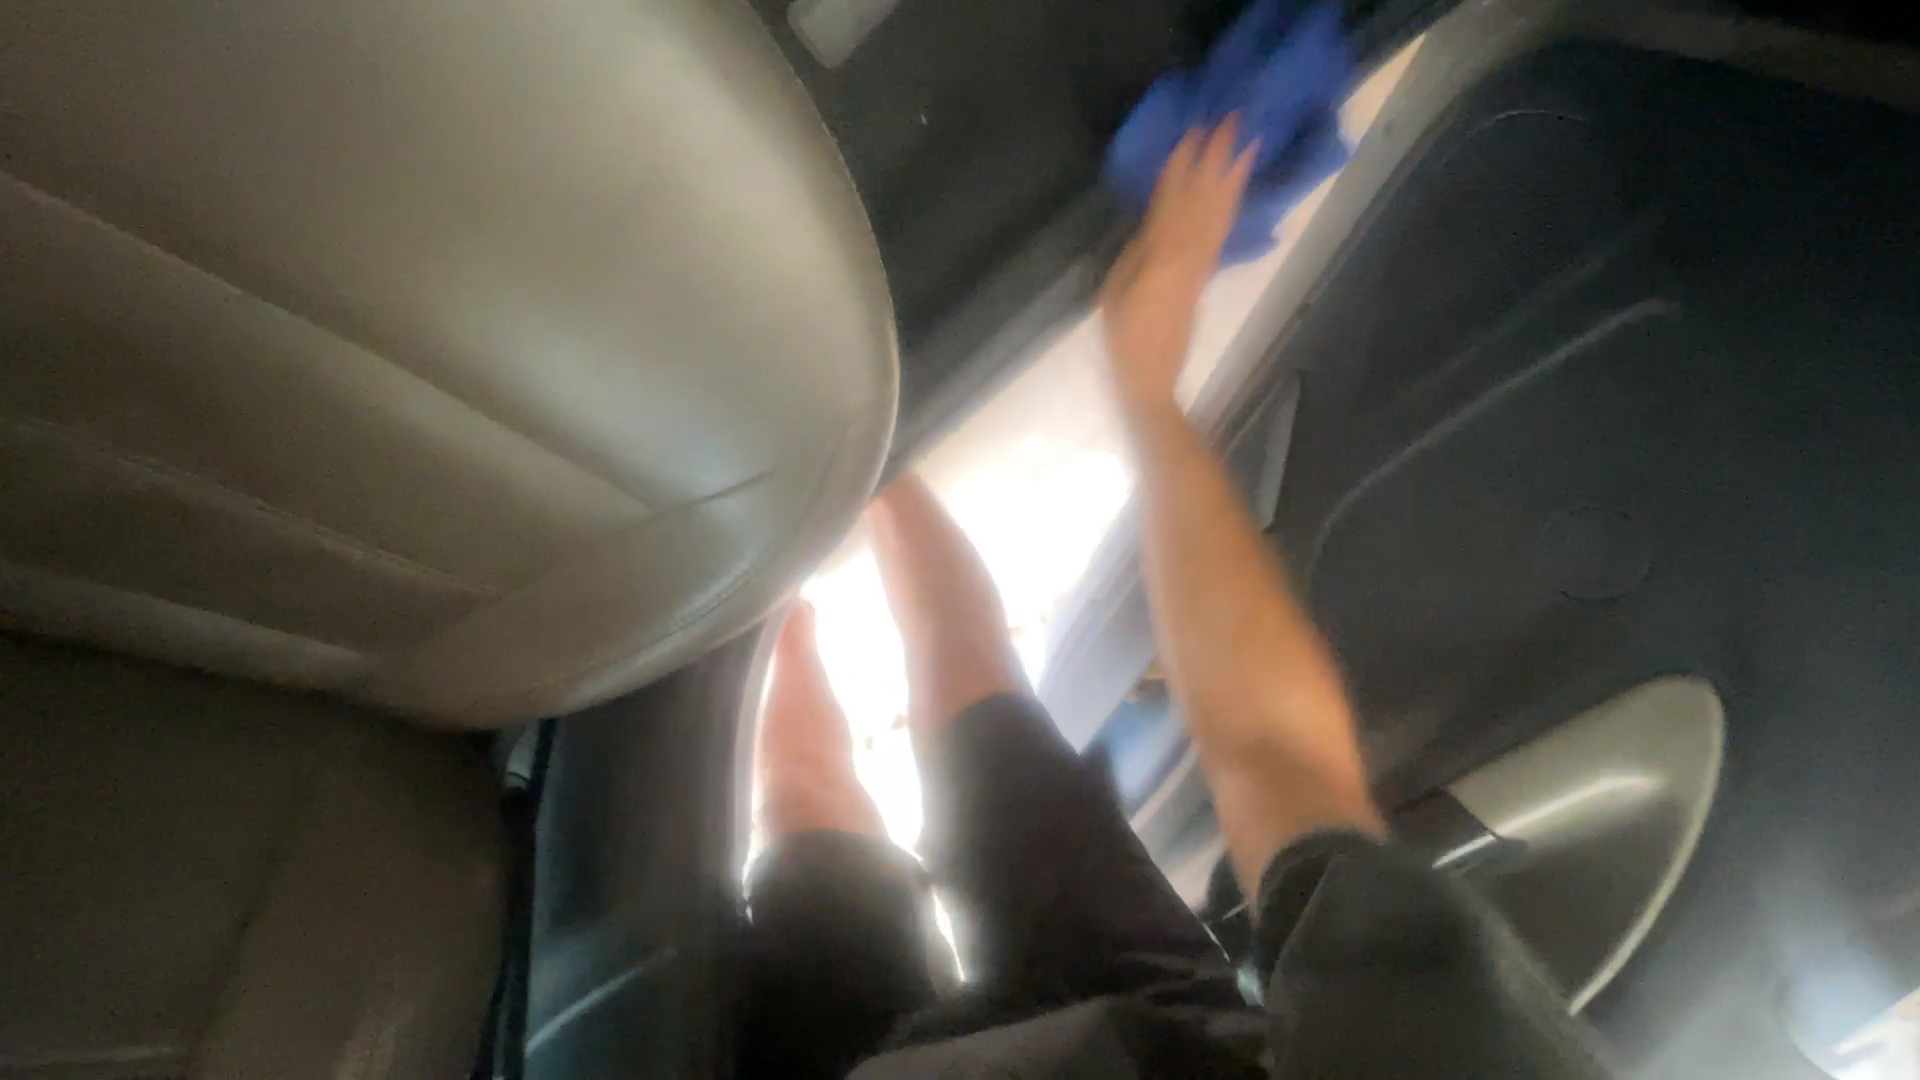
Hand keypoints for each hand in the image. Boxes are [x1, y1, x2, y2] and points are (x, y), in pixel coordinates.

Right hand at [1100, 118, 1255, 412]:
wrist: (1151, 375)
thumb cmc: (1124, 337)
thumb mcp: (1116, 290)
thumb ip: (1136, 252)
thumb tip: (1152, 223)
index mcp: (1162, 254)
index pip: (1173, 197)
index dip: (1183, 164)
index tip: (1194, 130)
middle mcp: (1189, 252)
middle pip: (1204, 196)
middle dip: (1217, 157)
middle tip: (1233, 118)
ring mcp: (1201, 263)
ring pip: (1221, 210)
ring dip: (1233, 175)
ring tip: (1248, 142)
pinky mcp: (1205, 275)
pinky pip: (1221, 231)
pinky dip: (1230, 205)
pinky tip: (1235, 188)